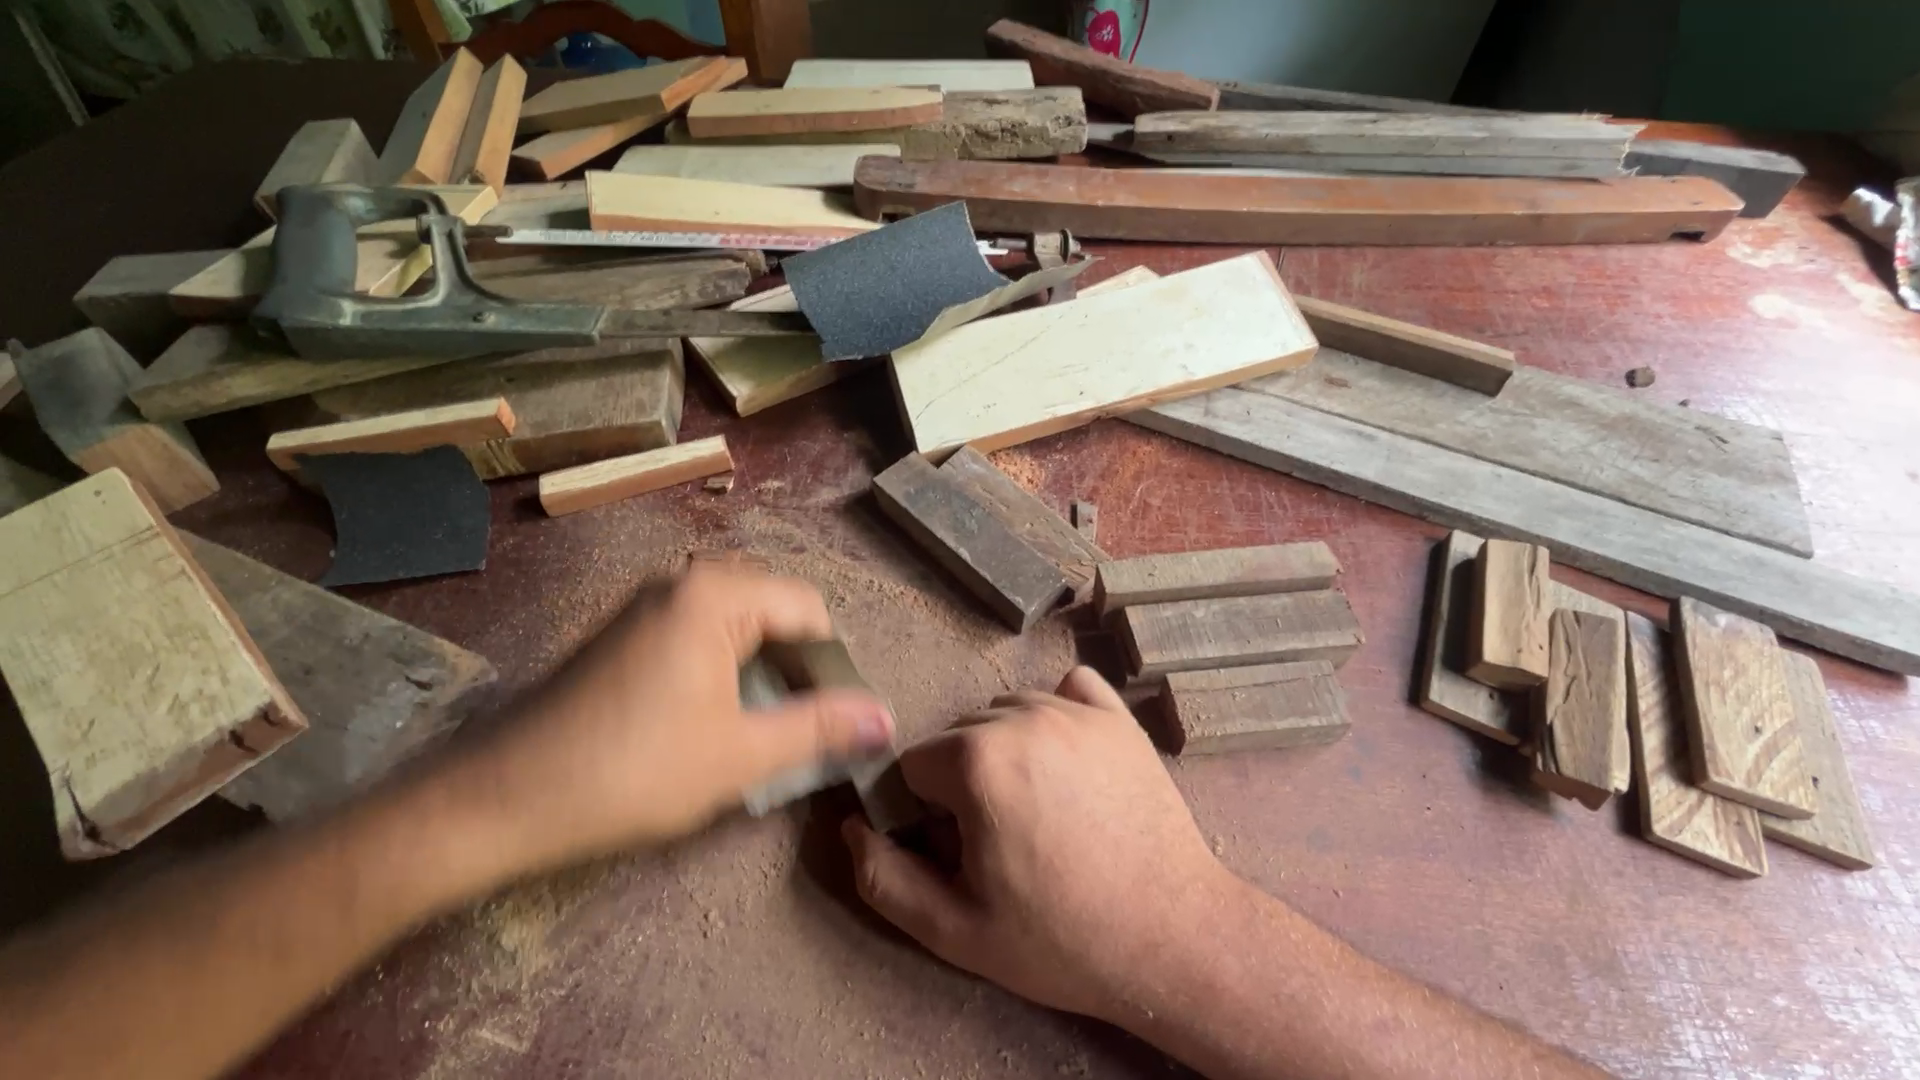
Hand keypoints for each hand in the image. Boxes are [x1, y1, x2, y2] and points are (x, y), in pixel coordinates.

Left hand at [443, 564, 894, 878]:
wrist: (499, 800)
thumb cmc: (633, 771)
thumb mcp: (741, 754)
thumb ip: (821, 729)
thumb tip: (888, 720)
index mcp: (717, 594)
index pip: (811, 613)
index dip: (833, 668)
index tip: (835, 724)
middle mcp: (684, 582)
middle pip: (776, 615)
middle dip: (798, 672)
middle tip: (799, 734)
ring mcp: (649, 605)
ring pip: (739, 630)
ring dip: (762, 678)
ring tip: (760, 736)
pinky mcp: (627, 634)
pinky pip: (701, 639)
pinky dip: (724, 676)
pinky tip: (713, 725)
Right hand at [842, 667, 1234, 1022]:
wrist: (1174, 937)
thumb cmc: (1062, 938)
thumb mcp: (954, 929)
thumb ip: (883, 878)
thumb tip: (852, 829)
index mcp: (976, 761)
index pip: (913, 765)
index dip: (926, 811)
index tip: (960, 849)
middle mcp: (1023, 719)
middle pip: (958, 736)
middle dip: (963, 781)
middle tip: (1001, 838)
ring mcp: (1077, 712)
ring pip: (1006, 713)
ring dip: (1005, 749)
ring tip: (1036, 806)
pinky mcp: (1118, 717)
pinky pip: (1067, 688)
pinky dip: (1056, 713)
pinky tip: (1066, 758)